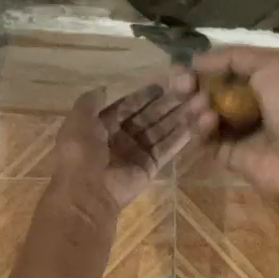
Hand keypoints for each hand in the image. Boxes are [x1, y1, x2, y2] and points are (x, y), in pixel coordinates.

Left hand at [53, 83, 189, 208]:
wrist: (87, 192)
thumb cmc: (80, 153)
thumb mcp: (78, 121)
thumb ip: (90, 103)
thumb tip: (104, 88)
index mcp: (100, 127)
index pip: (126, 108)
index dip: (142, 97)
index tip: (162, 85)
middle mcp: (119, 139)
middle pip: (146, 118)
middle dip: (165, 105)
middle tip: (188, 91)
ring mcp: (135, 154)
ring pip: (160, 131)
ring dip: (178, 117)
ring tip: (200, 103)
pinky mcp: (149, 168)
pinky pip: (166, 149)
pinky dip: (180, 137)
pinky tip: (198, 123)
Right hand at [175, 47, 278, 201]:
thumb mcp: (273, 66)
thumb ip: (233, 57)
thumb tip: (196, 61)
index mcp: (267, 79)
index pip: (227, 67)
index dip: (205, 65)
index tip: (187, 66)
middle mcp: (251, 102)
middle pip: (210, 88)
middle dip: (192, 84)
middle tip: (182, 86)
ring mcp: (238, 129)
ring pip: (203, 111)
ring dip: (196, 105)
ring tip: (201, 107)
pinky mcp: (227, 153)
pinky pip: (204, 137)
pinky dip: (200, 128)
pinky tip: (209, 123)